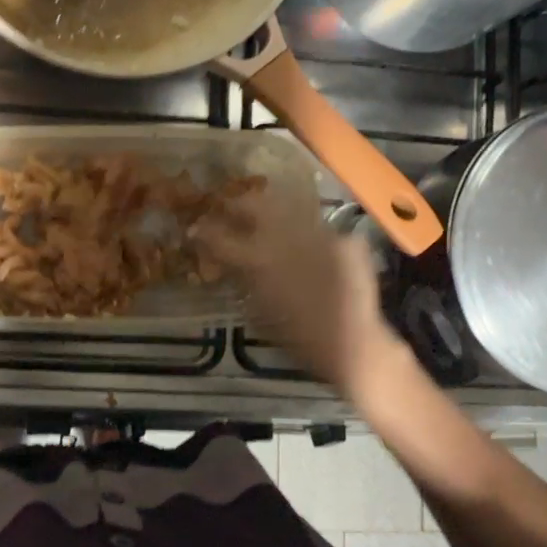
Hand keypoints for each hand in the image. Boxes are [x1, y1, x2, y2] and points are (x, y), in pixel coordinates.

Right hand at [196, 192, 403, 394]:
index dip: (203, 230)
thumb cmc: (297, 338)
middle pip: (254, 204)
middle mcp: (286, 236)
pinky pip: (322, 230)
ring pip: (290, 209)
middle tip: (229, 207)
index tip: (194, 228)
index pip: (219, 236)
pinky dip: (312, 238)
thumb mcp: (259, 311)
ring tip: (269, 220)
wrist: (351, 344)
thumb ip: (245, 280)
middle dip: (237, 203)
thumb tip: (235, 264)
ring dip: (274, 213)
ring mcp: (320, 232)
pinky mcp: (346, 238)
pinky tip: (313, 251)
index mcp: (258, 259)